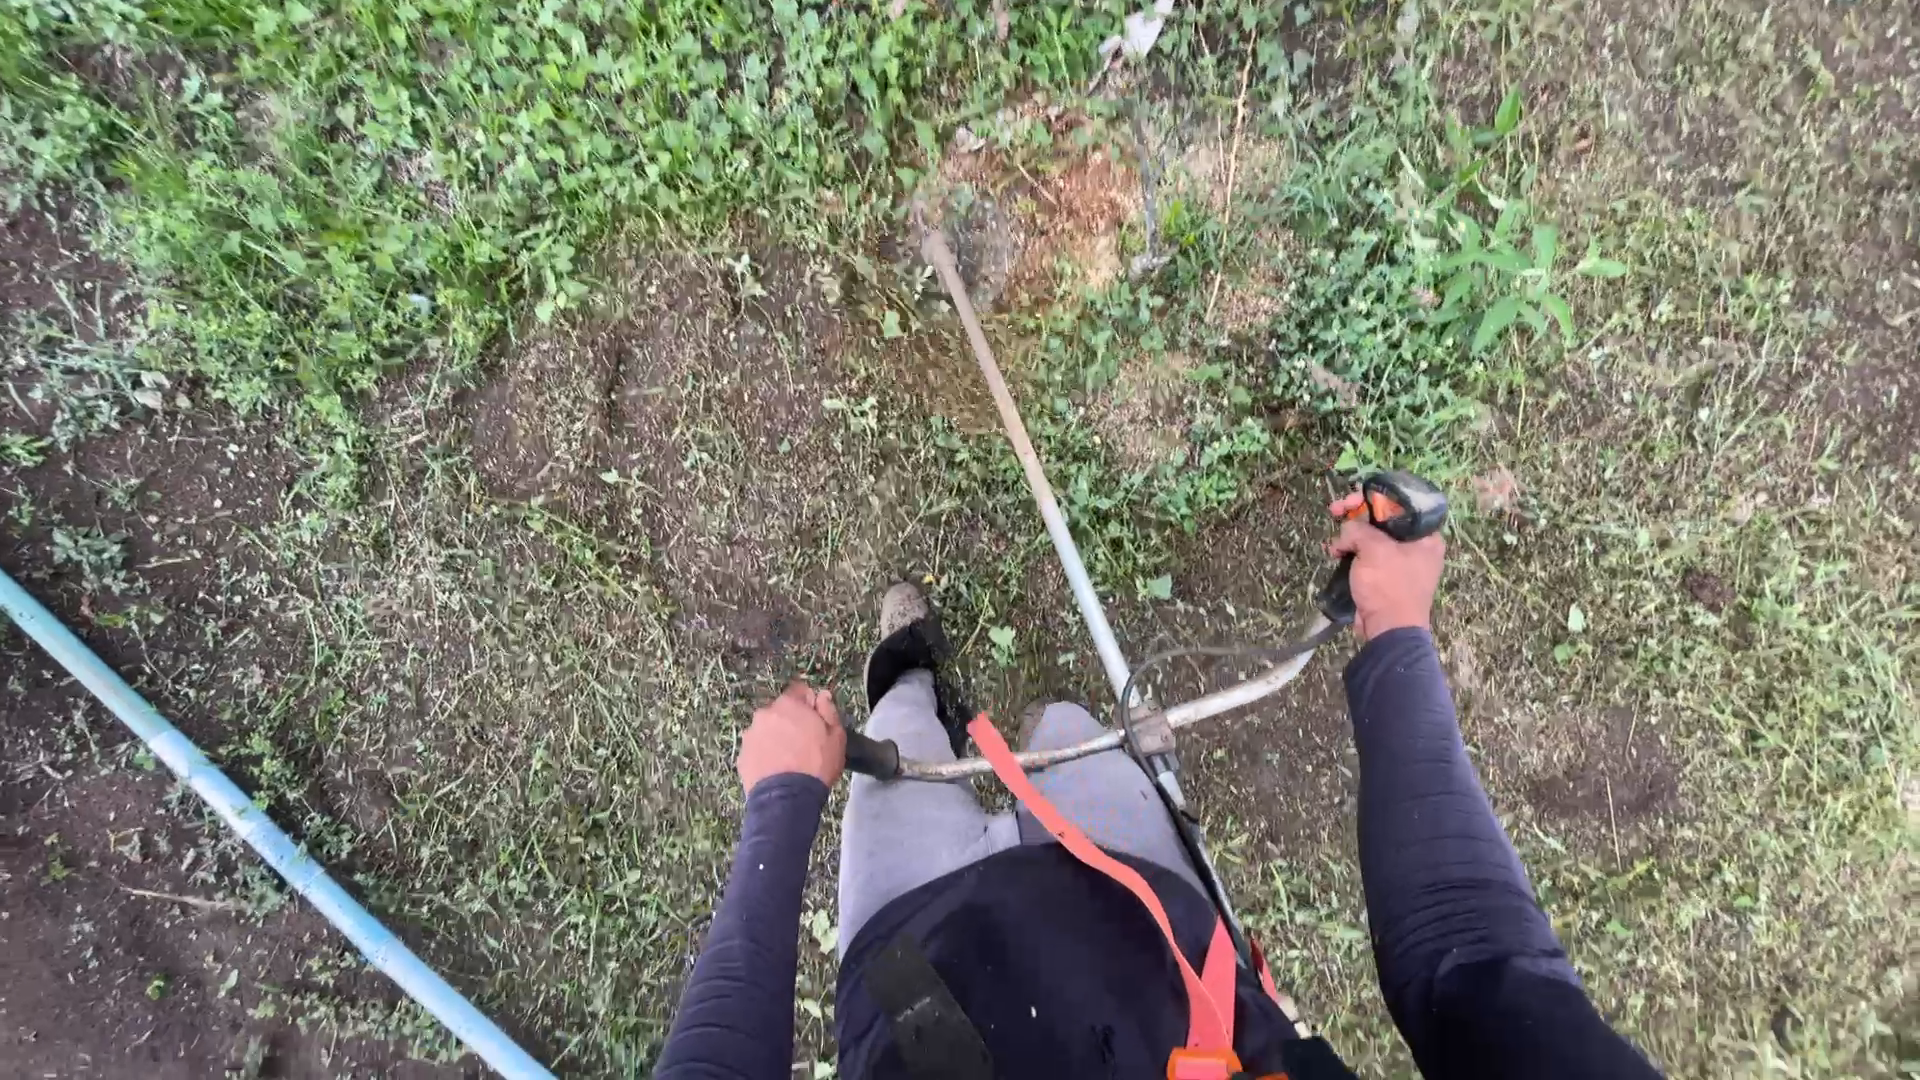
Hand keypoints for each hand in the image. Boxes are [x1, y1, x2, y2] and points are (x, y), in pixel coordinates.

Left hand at [738, 682, 845, 793]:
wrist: (787, 799)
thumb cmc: (816, 764)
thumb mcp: (836, 736)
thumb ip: (828, 711)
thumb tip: (822, 696)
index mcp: (789, 704)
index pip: (800, 690)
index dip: (810, 704)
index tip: (816, 719)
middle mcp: (765, 714)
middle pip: (781, 711)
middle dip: (791, 721)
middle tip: (804, 742)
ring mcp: (751, 735)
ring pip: (767, 729)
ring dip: (776, 737)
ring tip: (789, 759)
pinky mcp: (742, 756)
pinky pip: (757, 748)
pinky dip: (765, 754)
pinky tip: (777, 769)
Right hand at [1327, 492, 1445, 642]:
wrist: (1388, 629)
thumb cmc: (1389, 586)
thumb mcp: (1374, 549)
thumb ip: (1359, 529)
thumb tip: (1347, 530)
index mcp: (1425, 536)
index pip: (1400, 503)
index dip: (1373, 497)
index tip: (1350, 500)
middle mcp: (1416, 545)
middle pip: (1382, 518)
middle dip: (1356, 515)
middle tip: (1334, 511)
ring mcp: (1399, 561)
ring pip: (1371, 537)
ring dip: (1349, 536)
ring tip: (1334, 545)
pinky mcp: (1384, 575)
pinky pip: (1366, 554)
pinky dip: (1351, 551)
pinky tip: (1336, 554)